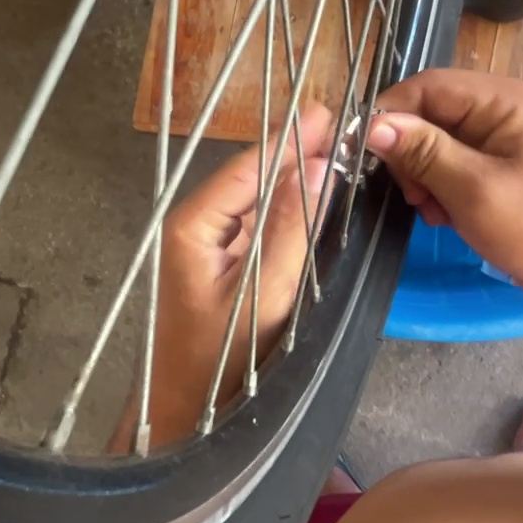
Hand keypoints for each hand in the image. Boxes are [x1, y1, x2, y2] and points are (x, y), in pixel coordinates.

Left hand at [134, 109, 333, 447]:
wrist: (186, 411)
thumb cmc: (220, 360)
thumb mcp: (264, 294)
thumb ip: (291, 230)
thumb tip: (316, 169)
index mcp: (193, 226)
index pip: (246, 168)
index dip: (287, 138)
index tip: (326, 112)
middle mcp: (193, 227)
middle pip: (248, 178)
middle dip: (292, 151)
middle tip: (337, 126)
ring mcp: (204, 246)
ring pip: (252, 199)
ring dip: (290, 176)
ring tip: (331, 150)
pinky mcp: (218, 265)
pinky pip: (254, 223)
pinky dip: (284, 207)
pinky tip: (310, 197)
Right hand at [365, 69, 522, 302]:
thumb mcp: (474, 190)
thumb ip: (424, 152)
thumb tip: (373, 125)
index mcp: (505, 101)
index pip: (429, 86)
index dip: (391, 114)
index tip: (365, 154)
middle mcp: (505, 109)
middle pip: (433, 114)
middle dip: (410, 153)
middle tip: (412, 196)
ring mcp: (507, 138)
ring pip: (440, 142)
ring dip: (424, 176)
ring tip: (432, 212)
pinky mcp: (505, 165)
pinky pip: (457, 164)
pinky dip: (442, 188)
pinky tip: (447, 215)